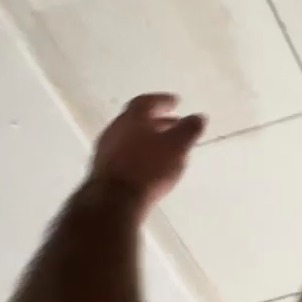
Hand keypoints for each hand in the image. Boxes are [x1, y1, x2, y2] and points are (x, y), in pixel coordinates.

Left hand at [88, 93, 206, 210]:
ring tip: (166, 147)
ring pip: (130, 137)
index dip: (162, 100)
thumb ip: (190, 129)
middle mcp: (114, 129)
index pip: (146, 101)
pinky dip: (140, 153)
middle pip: (137, 119)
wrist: (113, 201)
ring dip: (149, 138)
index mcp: (132, 118)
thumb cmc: (149, 167)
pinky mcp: (103, 170)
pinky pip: (124, 154)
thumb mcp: (178, 146)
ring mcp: (105, 150)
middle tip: (175, 124)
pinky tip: (151, 165)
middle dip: (157, 121)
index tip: (176, 102)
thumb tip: (199, 117)